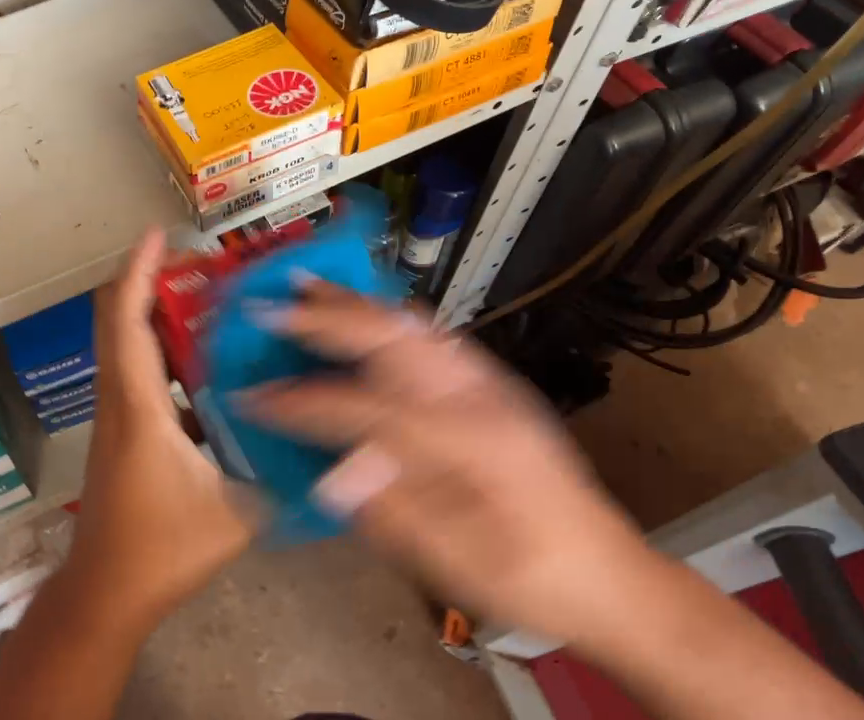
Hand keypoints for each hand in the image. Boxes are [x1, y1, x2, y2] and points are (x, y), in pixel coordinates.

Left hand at [65, 228, 257, 627]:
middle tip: (197, 261)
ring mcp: (117, 415)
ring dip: (154, 313)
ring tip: (206, 299)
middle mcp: (120, 399)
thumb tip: (331, 446)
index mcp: (139, 406)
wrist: (105, 591)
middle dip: (149, 280)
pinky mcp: (123, 431)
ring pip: (125, 344)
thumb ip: (283, 479)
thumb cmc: (160, 549)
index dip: (138, 272)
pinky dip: (162, 350)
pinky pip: (137, 372)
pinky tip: (205, 360)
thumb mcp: (235, 515)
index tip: (157, 234)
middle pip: (117, 320)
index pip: (128, 321)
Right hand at [235, 280, 660, 649]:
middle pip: (387, 339)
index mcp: (466, 445)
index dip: (299, 402)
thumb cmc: (532, 580)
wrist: (612, 577)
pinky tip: (368, 311)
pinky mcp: (494, 386)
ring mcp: (488, 384)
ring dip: (354, 302)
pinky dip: (389, 315)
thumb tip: (330, 474)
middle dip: (320, 319)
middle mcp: (475, 398)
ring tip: (308, 283)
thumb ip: (394, 513)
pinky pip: (433, 334)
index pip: (362, 409)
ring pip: (410, 325)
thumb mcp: (459, 566)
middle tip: (268, 305)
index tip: (251, 397)